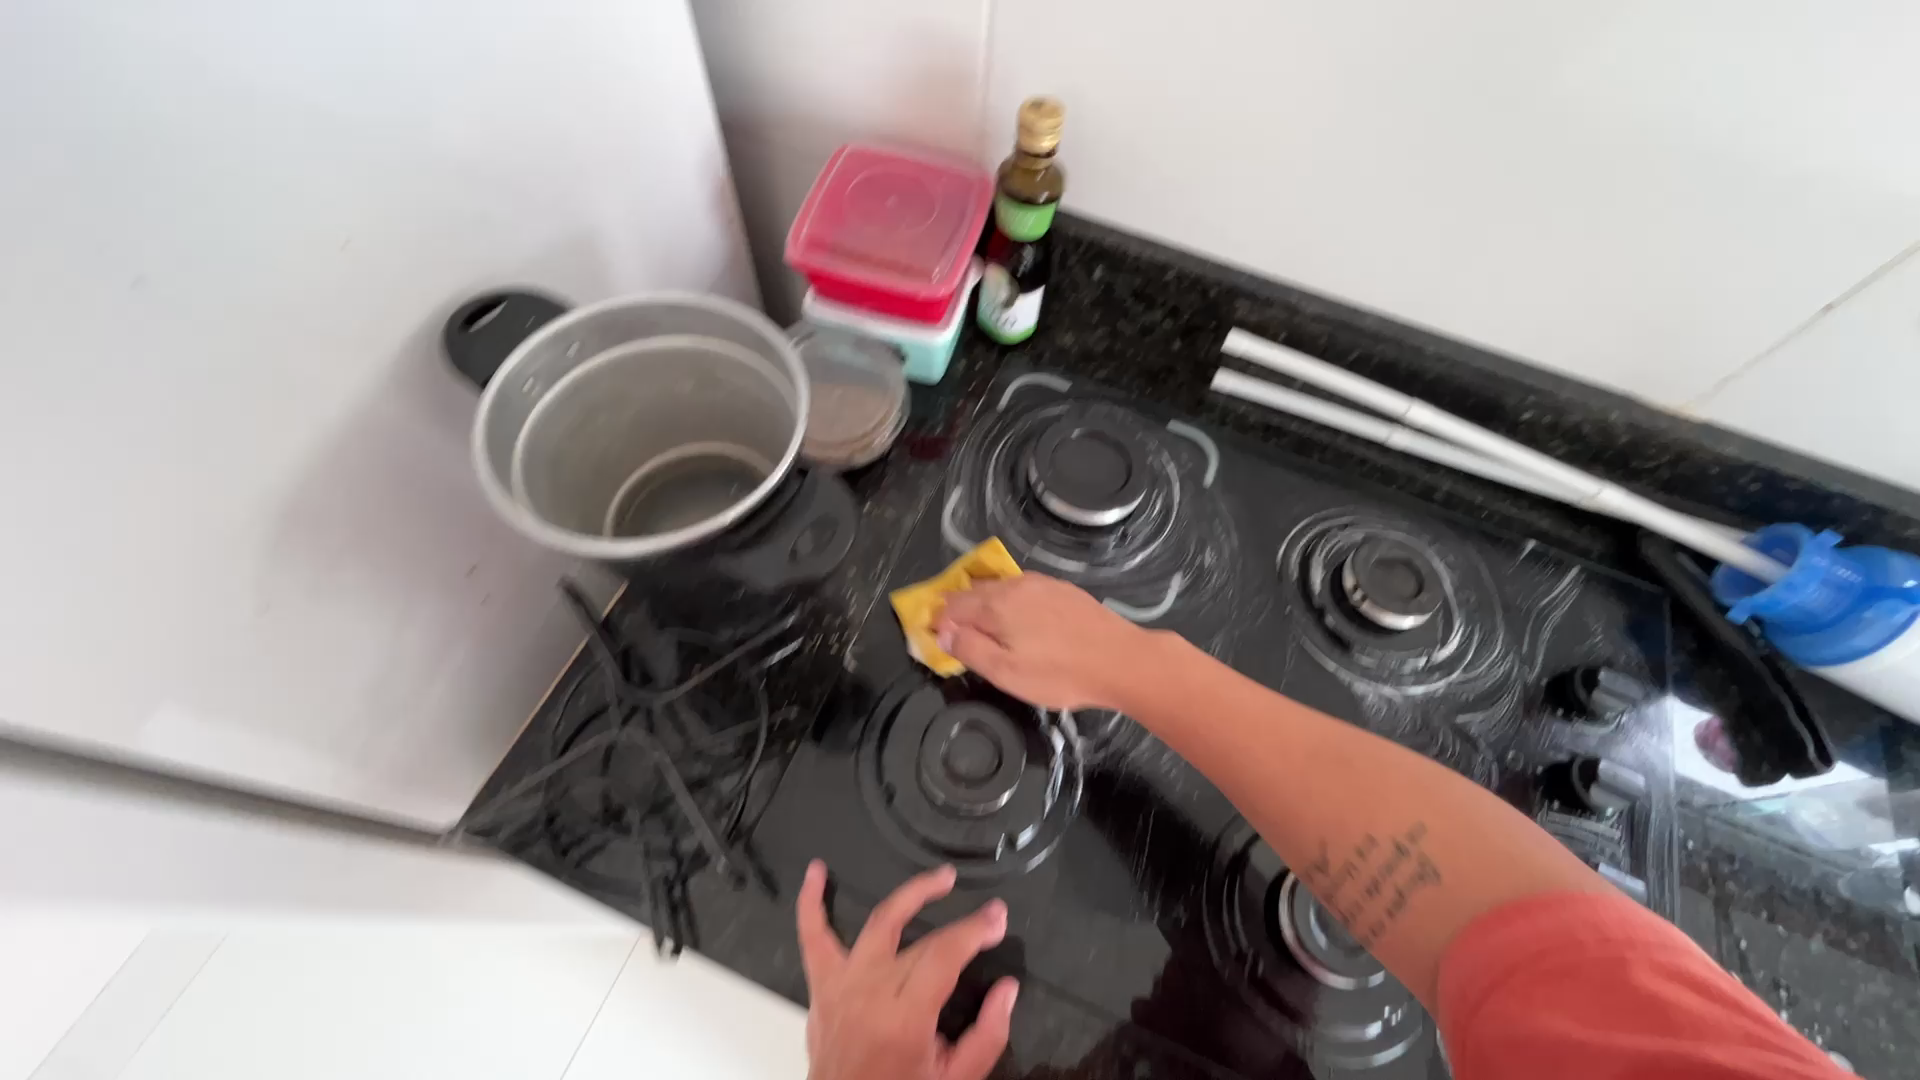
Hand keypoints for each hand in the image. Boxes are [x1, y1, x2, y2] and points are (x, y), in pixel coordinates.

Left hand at [797, 861, 1018, 1079]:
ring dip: (911, 894)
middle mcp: (870, 992)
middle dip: (960, 925)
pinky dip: (810, 903)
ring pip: (878, 923)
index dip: (973, 932)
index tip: (997, 918)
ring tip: (941, 878)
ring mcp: (841, 984)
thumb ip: (987, 1036)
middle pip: (919, 942)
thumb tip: (1008, 988)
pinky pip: (813, 937)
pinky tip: (816, 872)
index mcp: (903, 1019)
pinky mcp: (821, 986)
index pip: (943, 956)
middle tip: (989, 913)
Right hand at [934, 574, 1154, 710]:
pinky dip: (1010, 602)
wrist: (1122, 661)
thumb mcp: (1006, 672)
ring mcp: (1042, 584)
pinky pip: (1023, 590)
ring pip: (1000, 588)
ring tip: (985, 630)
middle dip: (958, 610)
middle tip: (955, 635)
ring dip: (984, 604)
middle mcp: (1016, 585)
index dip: (937, 621)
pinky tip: (1021, 622)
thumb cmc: (1061, 673)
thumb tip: (941, 631)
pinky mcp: (1063, 590)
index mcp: (996, 604)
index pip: (951, 605)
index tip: (933, 638)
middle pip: (974, 591)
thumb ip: (969, 649)